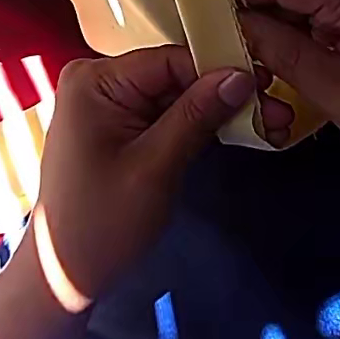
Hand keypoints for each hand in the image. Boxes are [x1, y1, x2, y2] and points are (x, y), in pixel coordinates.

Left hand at [30, 47, 256, 306]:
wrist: (63, 278)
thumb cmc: (100, 224)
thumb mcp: (154, 169)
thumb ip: (196, 116)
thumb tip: (241, 75)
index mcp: (94, 80)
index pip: (168, 60)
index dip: (217, 70)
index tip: (266, 84)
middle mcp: (98, 80)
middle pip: (174, 75)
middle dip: (224, 93)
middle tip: (276, 110)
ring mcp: (108, 102)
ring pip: (176, 95)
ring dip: (218, 111)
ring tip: (270, 122)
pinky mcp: (120, 124)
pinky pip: (166, 113)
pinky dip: (199, 125)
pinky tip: (238, 130)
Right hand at [236, 0, 339, 207]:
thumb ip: (286, 54)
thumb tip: (232, 23)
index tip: (196, 20)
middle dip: (252, 18)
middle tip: (217, 54)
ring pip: (297, 2)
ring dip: (271, 32)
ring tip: (242, 65)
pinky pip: (317, 15)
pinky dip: (294, 38)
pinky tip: (275, 65)